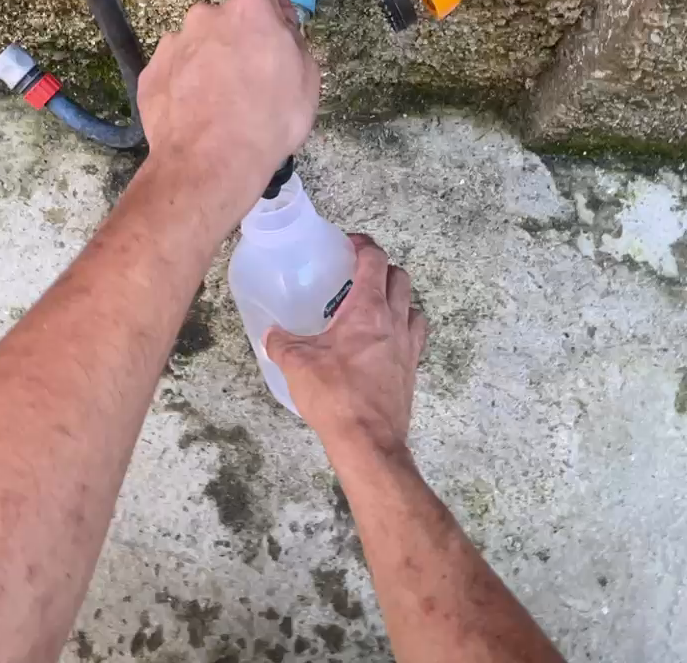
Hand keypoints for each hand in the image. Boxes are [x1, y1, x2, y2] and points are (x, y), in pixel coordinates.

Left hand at [138, 0, 319, 205]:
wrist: (210, 162)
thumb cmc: (267, 121)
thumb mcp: (308, 80)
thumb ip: (293, 44)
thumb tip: (282, 36)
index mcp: (249, 9)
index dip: (272, 4)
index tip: (277, 29)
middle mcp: (206, 15)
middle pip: (226, 16)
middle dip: (237, 38)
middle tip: (250, 76)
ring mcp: (173, 43)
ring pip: (197, 44)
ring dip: (209, 62)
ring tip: (221, 103)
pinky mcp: (151, 72)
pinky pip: (174, 70)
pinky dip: (185, 85)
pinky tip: (199, 114)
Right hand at [267, 235, 428, 458]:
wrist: (368, 441)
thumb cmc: (335, 395)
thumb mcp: (297, 364)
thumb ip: (281, 343)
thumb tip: (271, 335)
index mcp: (368, 309)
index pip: (376, 260)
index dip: (364, 245)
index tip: (349, 245)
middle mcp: (394, 320)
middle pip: (400, 277)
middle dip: (382, 268)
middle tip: (359, 275)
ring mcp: (408, 346)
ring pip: (413, 305)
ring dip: (398, 298)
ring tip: (375, 307)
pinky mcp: (412, 369)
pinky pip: (415, 335)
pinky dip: (404, 327)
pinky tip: (384, 341)